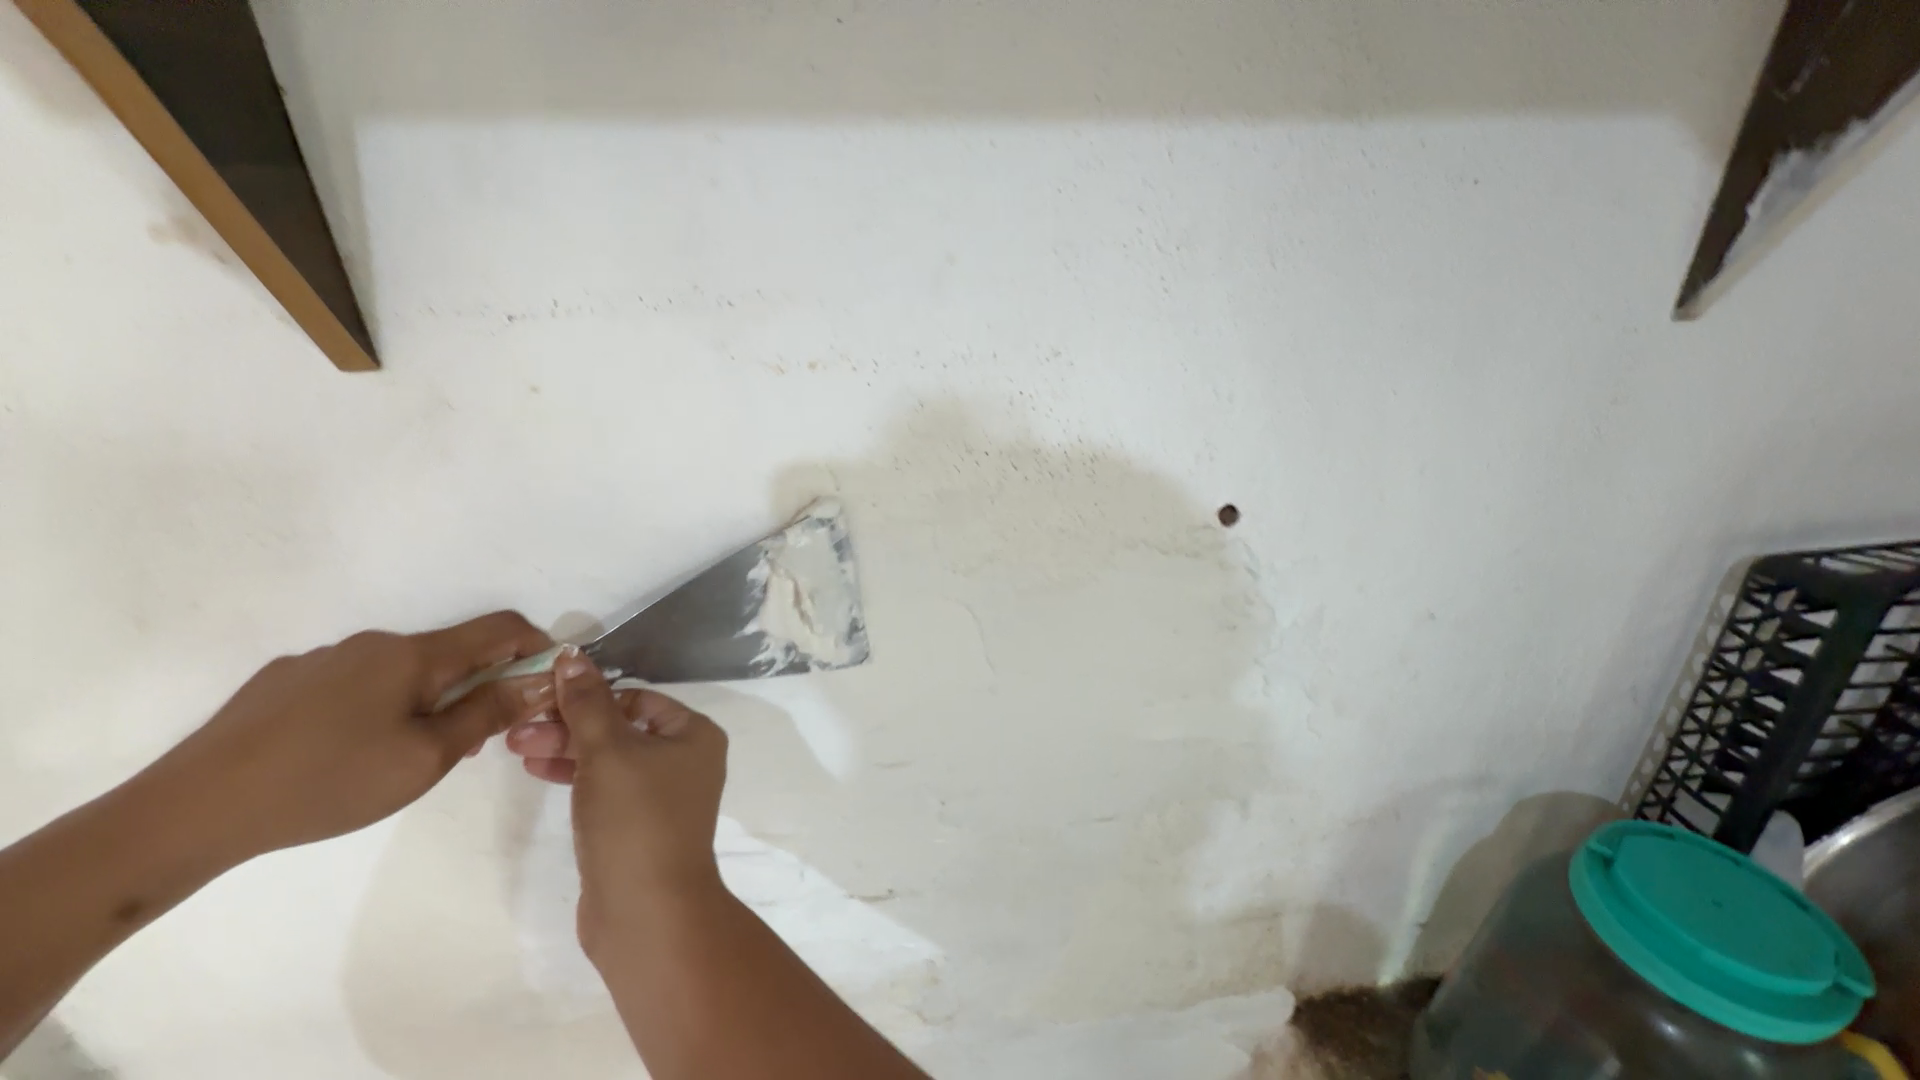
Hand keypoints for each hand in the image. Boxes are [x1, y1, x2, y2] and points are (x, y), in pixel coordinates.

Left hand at [144, 612, 555, 862]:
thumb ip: (489, 712)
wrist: (195, 810)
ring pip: (402, 671)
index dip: (536, 648)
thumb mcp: (428, 757)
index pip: (500, 628)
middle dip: (479, 686)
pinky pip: (357, 684)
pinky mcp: (285, 683)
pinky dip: (380, 707)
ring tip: (406, 758)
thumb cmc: (330, 782)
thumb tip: (540, 679)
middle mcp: (372, 643)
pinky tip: (348, 755)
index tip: (547, 685)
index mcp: (413, 655)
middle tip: (474, 744)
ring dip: (428, 700)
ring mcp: (323, 660)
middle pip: (451, 652)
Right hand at [503, 653, 728, 953]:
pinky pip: (606, 787)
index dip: (589, 696)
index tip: (540, 699)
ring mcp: (664, 796)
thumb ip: (587, 702)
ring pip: (610, 758)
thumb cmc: (635, 818)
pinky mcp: (639, 826)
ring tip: (516, 748)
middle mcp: (687, 760)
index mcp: (694, 735)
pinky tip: (539, 770)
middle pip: (621, 727)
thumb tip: (571, 654)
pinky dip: (576, 776)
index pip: (637, 699)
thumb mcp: (608, 750)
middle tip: (518, 729)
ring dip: (566, 748)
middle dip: (570, 724)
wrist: (647, 909)